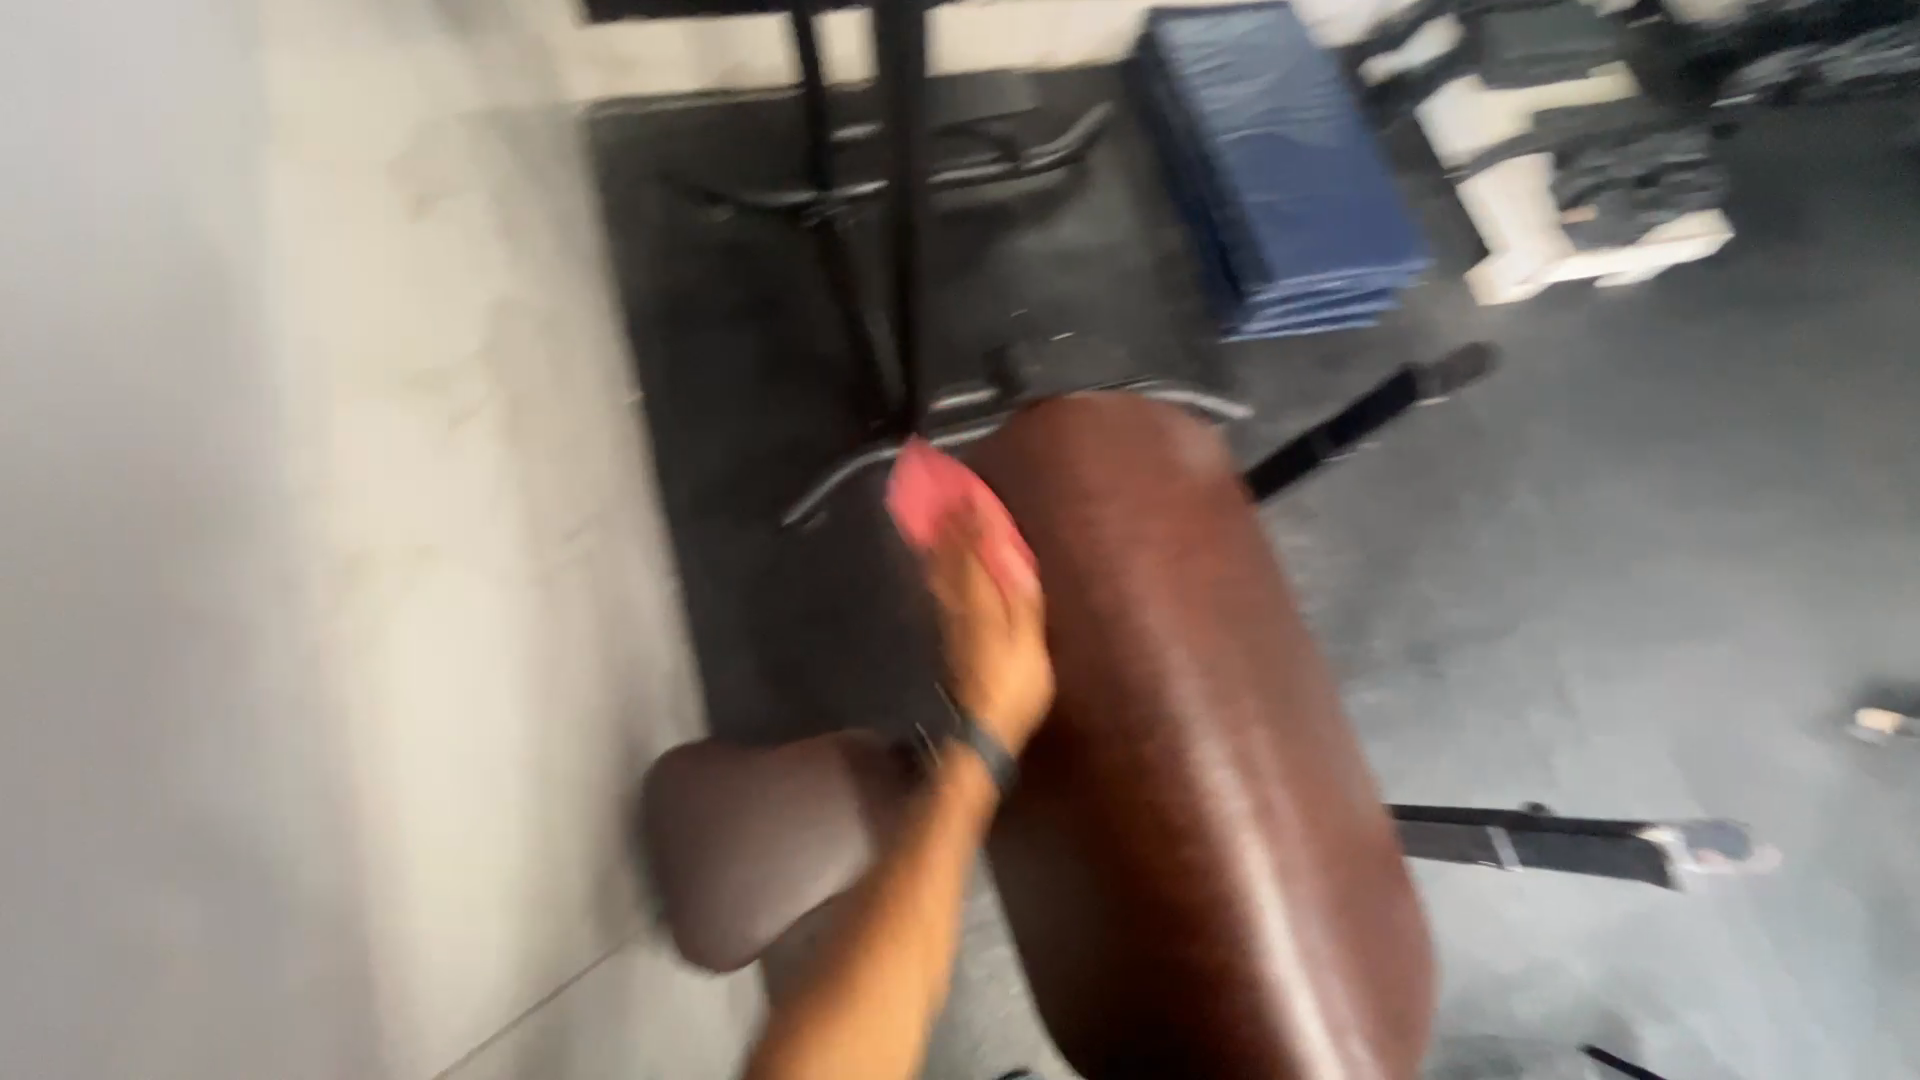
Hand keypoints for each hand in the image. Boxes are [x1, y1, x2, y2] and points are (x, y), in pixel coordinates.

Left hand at [922, 507, 1053, 754]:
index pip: (974, 556)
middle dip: (950, 528)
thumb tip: (1014, 561)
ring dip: (938, 544)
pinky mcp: (949, 633)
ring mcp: (951, 621)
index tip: (970, 496)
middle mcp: (960, 607)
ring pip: (939, 573)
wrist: (982, 728)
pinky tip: (934, 563)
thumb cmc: (1014, 688)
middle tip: (947, 497)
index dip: (972, 526)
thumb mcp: (1029, 647)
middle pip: (951, 560)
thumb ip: (1023, 603)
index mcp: (982, 606)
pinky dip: (936, 567)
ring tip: (936, 520)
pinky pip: (939, 589)